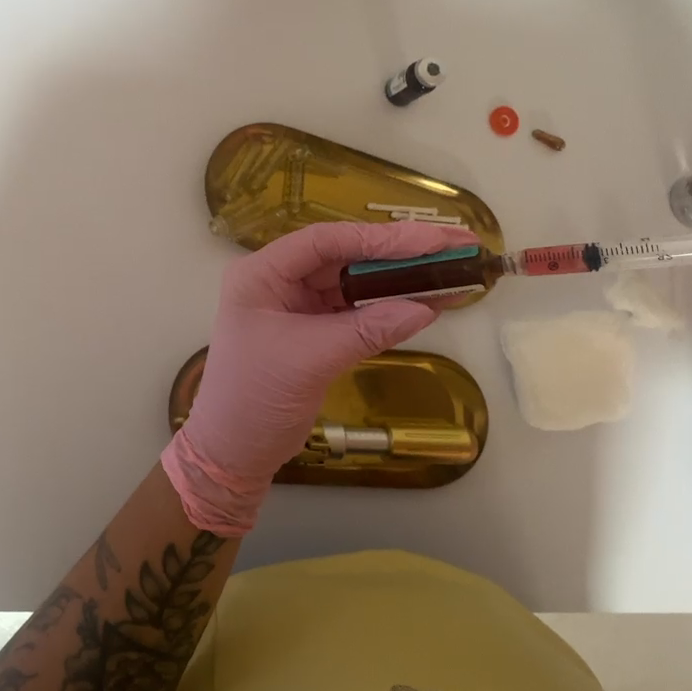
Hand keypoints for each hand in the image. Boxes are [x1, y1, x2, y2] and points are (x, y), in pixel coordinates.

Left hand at [162, 221, 480, 535]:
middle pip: (346, 255)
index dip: (379, 238)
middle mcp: (279, 280)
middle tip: (457, 244)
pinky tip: (429, 300)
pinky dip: (390, 306)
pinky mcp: (314, 330)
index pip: (325, 241)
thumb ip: (367, 330)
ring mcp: (297, 305)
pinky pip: (358, 309)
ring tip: (454, 268)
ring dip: (401, 277)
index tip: (429, 239)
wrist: (234, 452)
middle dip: (400, 251)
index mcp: (262, 274)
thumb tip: (425, 308)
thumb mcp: (311, 359)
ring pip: (356, 281)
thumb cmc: (255, 399)